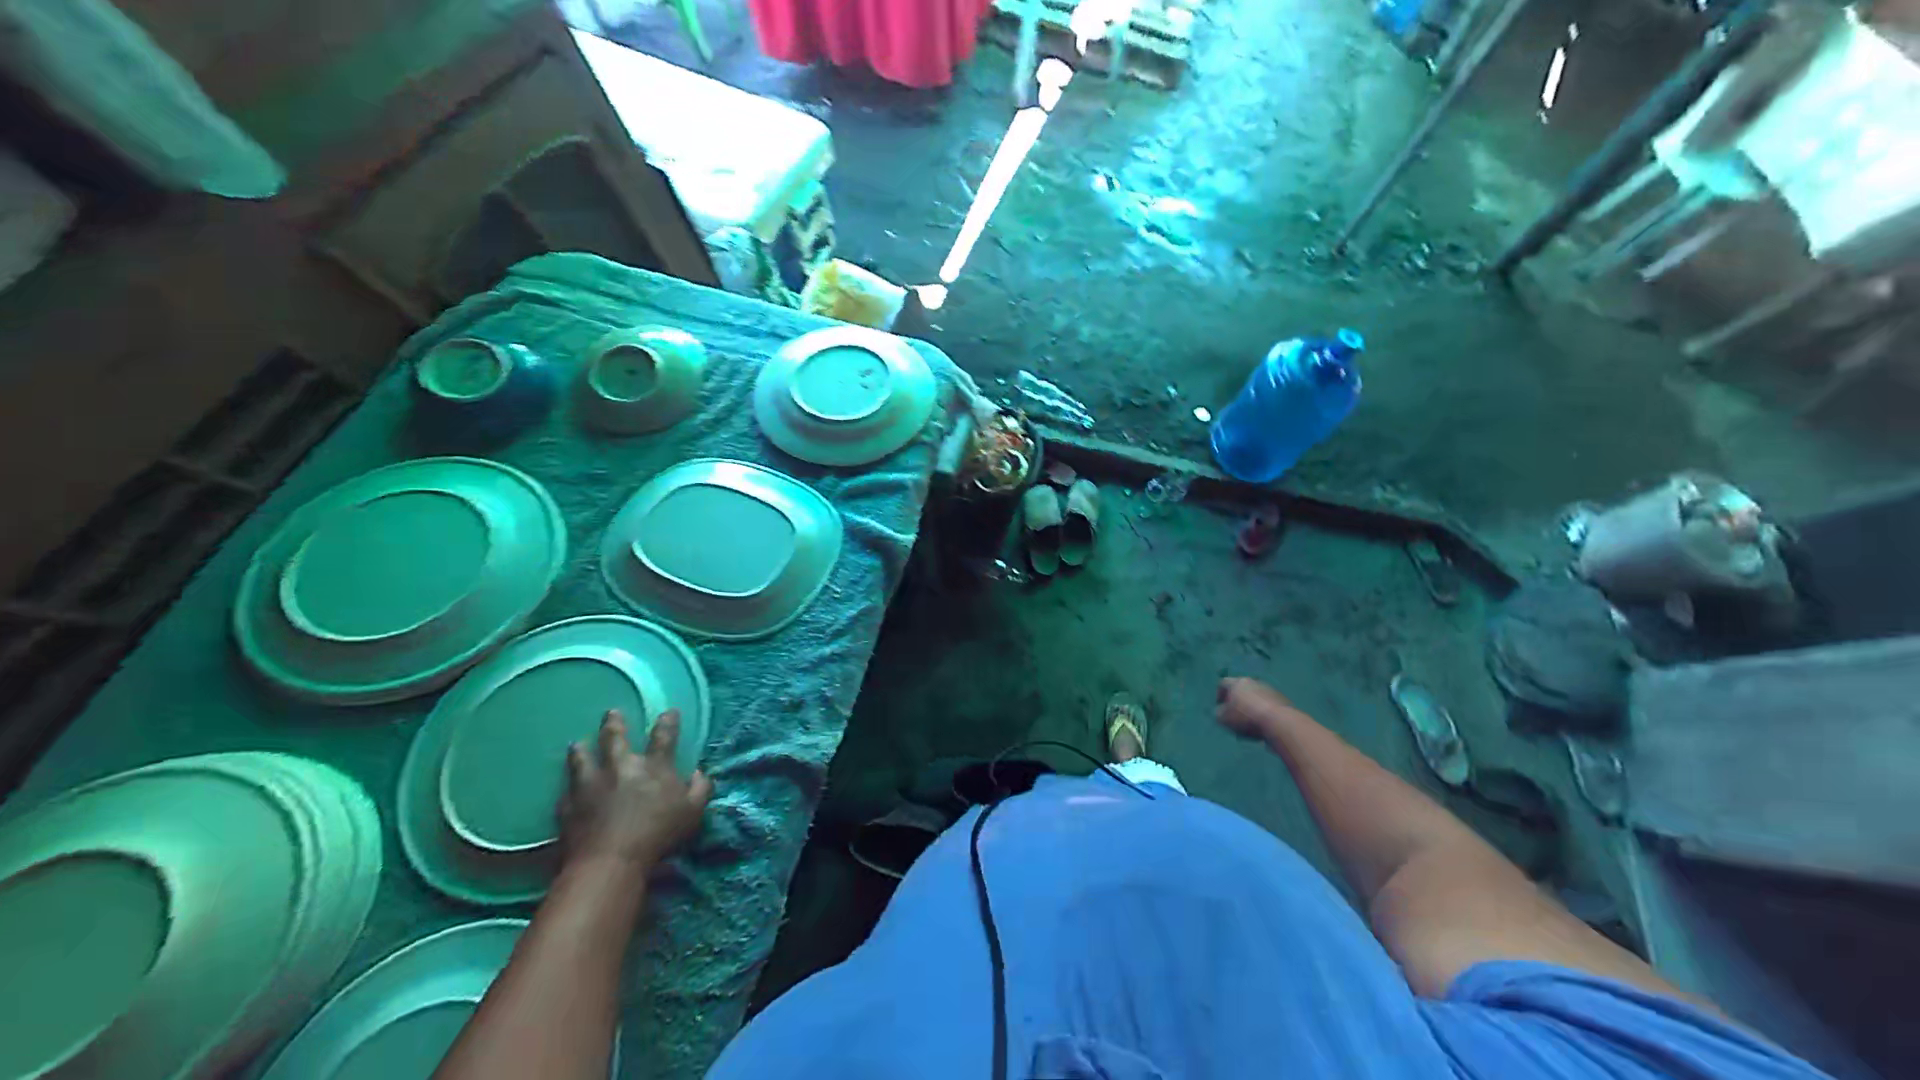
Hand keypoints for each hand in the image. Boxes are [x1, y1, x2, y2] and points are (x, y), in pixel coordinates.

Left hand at [559, 708, 712, 872]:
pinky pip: (566, 791)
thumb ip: (700, 789)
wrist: (609, 861)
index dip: (668, 722)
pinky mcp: (568, 805)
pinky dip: (567, 787)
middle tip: (611, 713)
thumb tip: (700, 773)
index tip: (669, 711)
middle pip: (614, 738)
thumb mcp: (693, 812)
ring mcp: (590, 784)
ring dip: (581, 749)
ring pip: (582, 758)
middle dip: (614, 723)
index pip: (664, 737)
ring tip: (578, 743)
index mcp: (654, 767)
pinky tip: (566, 788)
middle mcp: (621, 767)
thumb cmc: (658, 835)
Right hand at [1216, 677, 1305, 740]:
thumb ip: (1218, 713)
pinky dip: (1263, 711)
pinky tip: (1263, 723)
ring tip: (1250, 721)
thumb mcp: (1224, 718)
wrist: (1279, 722)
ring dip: (1251, 705)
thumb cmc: (1246, 717)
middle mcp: (1252, 681)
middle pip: (1240, 688)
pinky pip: (1267, 703)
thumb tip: (1220, 711)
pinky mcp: (1282, 699)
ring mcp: (1269, 689)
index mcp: (1236, 683)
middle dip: (1236, 700)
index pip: (1222, 684)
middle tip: (1235, 714)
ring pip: (1255, 696)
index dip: (1219, 695)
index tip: (1219, 708)